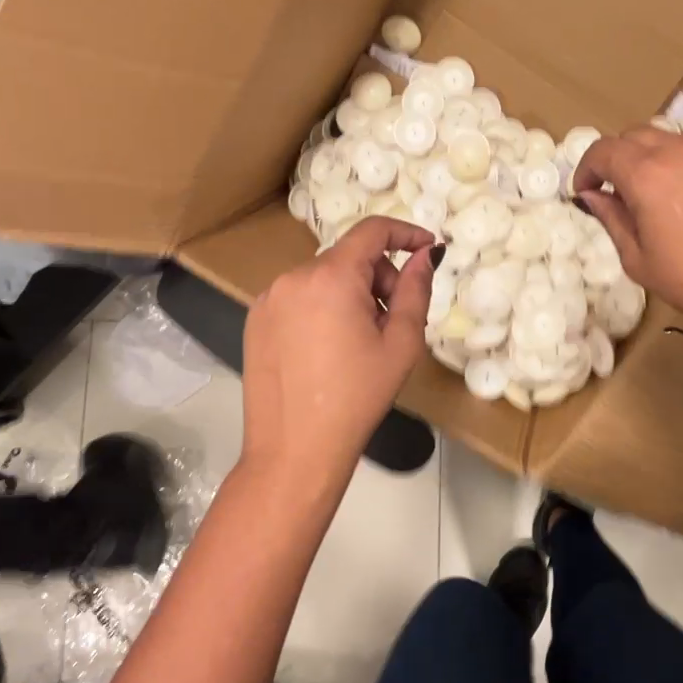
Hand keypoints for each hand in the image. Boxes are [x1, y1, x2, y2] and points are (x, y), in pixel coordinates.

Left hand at [240, 217, 440, 479]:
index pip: (372, 231)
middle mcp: (293, 277)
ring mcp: (269, 299)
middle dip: (380, 278)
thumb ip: (415, 290)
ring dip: (351, 294)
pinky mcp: (255, 321)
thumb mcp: (401, 344)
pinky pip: (300, 298)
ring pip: (324, 278)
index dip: (405, 232)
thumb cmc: (357, 397)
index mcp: (331, 278)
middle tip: (394, 321)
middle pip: (349, 257)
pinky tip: (329, 350)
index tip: (427, 247)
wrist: (294, 451)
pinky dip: (323, 308)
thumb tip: (423, 256)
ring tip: (361, 342)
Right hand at [572, 129, 682, 343]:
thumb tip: (593, 195)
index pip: (604, 150)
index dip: (587, 168)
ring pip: (673, 139)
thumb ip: (611, 218)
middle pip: (636, 135)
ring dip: (655, 158)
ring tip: (662, 194)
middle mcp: (681, 150)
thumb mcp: (638, 259)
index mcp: (647, 175)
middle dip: (619, 158)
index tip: (586, 190)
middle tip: (619, 190)